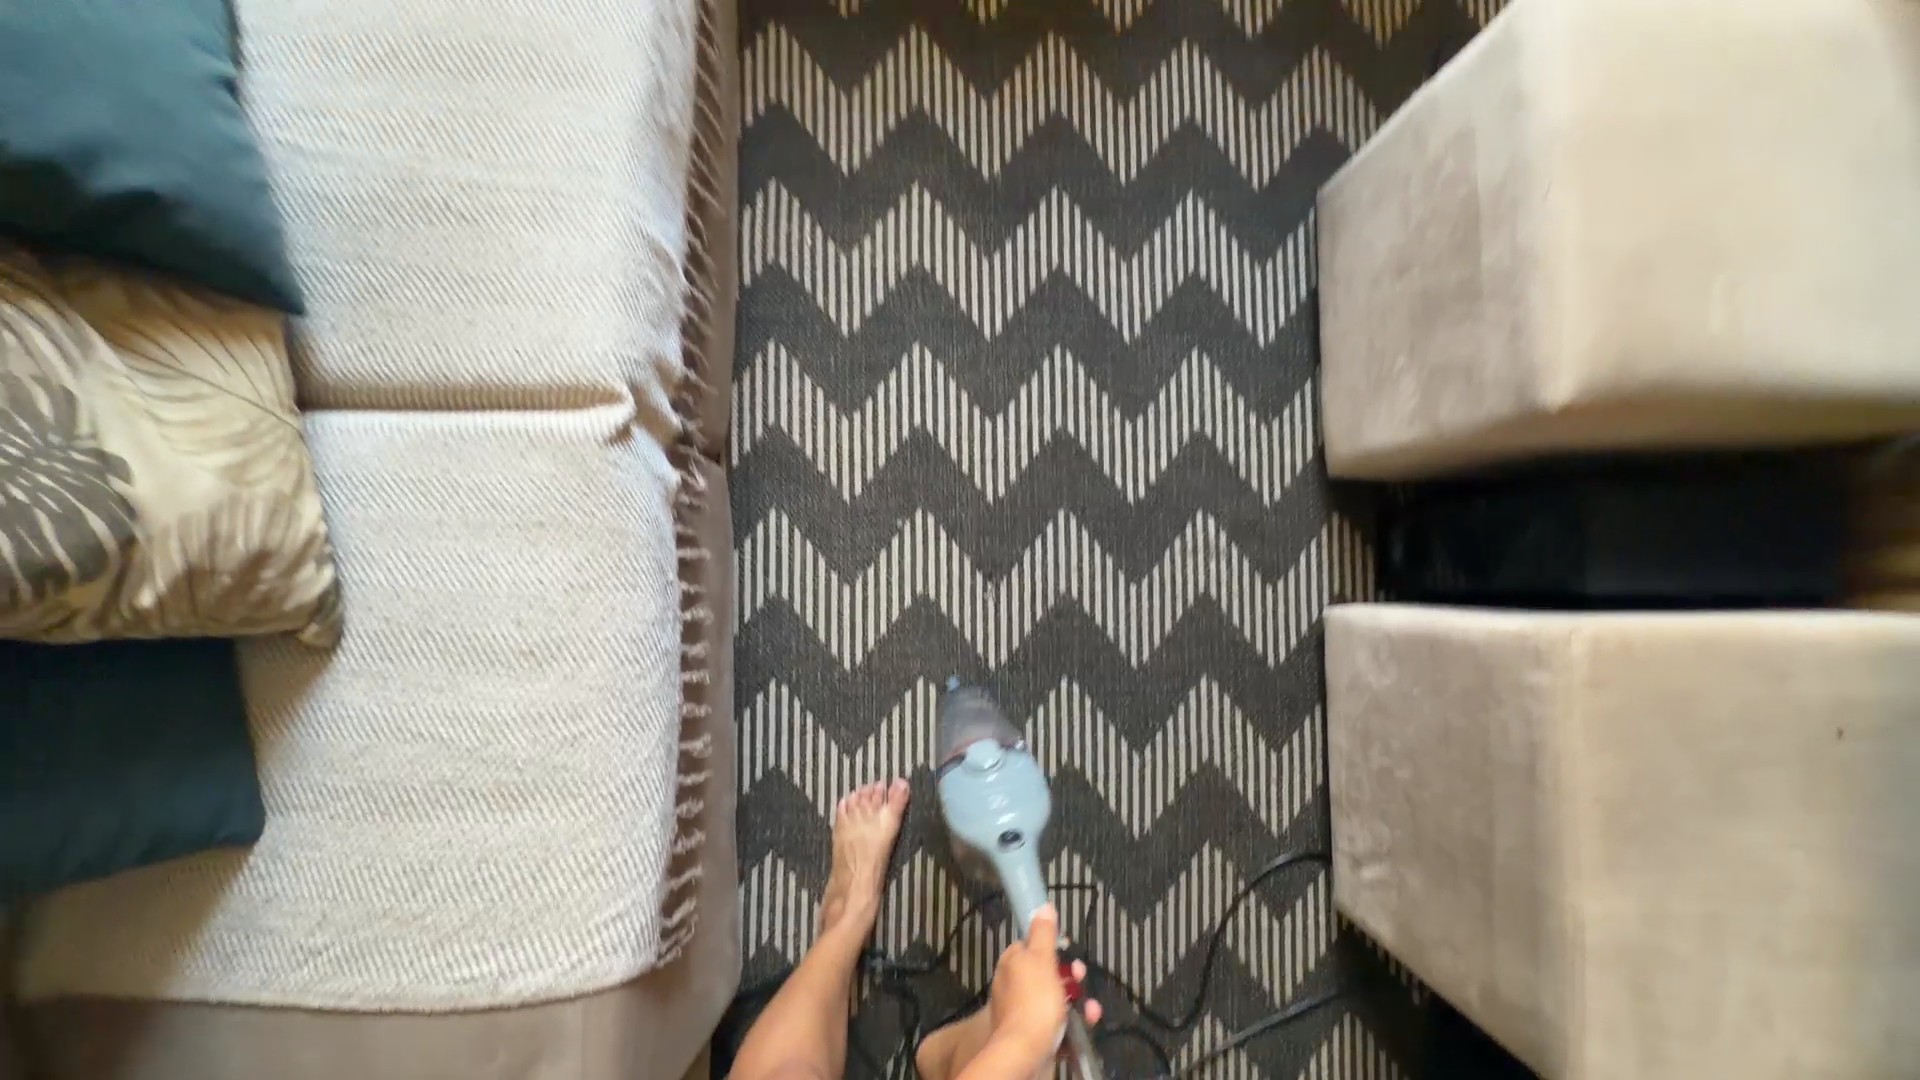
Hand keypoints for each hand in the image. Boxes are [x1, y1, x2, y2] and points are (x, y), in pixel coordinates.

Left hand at [987, 905, 1101, 1059]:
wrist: (1025, 1054)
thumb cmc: (1034, 1001)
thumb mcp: (1041, 959)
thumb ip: (1044, 932)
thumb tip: (1043, 905)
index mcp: (1012, 963)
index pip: (1030, 947)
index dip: (1051, 947)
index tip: (1068, 950)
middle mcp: (1014, 986)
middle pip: (1046, 974)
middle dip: (1070, 975)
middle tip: (1081, 976)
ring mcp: (1024, 1013)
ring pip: (1056, 1000)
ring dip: (1078, 1001)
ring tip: (1091, 1009)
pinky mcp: (1035, 1037)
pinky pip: (1057, 1024)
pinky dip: (1074, 1024)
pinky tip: (1088, 1023)